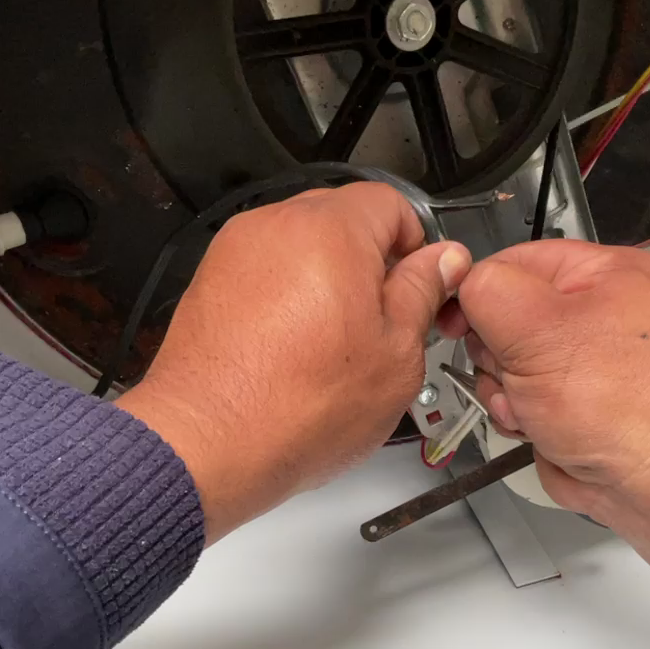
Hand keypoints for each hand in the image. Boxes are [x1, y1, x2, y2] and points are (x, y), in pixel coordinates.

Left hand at [117, 183, 470, 542]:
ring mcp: (236, 252)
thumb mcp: (394, 357)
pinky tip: (291, 351)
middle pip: (343, 219)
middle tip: (381, 322)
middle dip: (370, 263)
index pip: (391, 202)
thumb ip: (422, 294)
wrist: (206, 445)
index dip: (416, 243)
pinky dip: (286, 298)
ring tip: (331, 347)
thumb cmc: (296, 410)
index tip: (420, 285)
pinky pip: (264, 273)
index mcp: (332, 231)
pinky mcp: (210, 282)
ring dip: (326, 281)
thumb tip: (442, 261)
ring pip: (301, 248)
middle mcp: (277, 226)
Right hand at [445, 240, 649, 648]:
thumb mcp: (540, 335)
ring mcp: (587, 365)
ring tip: (545, 413)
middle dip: (496, 356)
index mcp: (601, 276)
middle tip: (522, 380)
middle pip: (502, 320)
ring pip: (505, 367)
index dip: (475, 296)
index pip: (510, 262)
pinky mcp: (577, 408)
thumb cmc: (630, 417)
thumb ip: (489, 292)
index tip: (457, 323)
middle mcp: (598, 318)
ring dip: (508, 394)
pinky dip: (523, 420)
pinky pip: (519, 402)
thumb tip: (461, 278)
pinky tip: (550, 432)